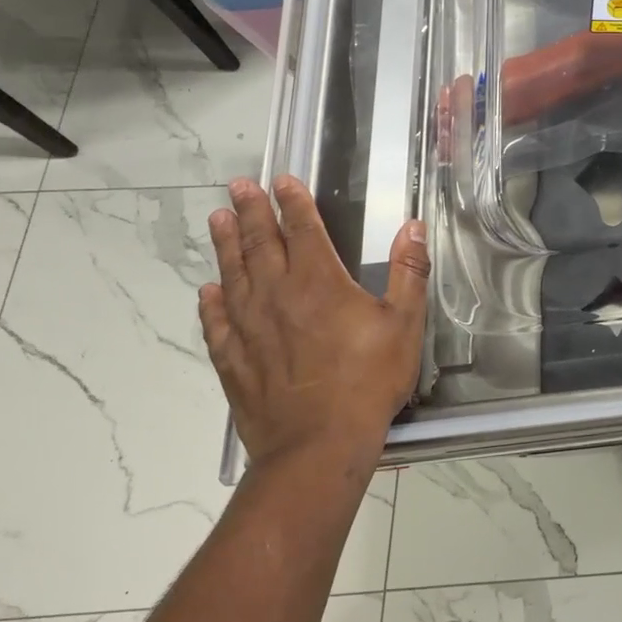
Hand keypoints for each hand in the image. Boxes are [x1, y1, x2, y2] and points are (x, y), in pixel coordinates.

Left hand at [199, 176, 429, 470]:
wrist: (317, 441)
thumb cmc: (369, 380)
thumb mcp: (405, 324)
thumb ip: (409, 273)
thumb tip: (413, 228)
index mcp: (319, 282)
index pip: (301, 230)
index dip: (292, 202)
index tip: (281, 180)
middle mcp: (276, 295)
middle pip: (258, 244)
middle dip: (250, 212)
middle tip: (238, 186)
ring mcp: (248, 327)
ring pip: (232, 274)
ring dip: (225, 245)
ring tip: (217, 220)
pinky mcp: (233, 358)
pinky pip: (216, 321)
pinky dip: (211, 302)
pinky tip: (208, 292)